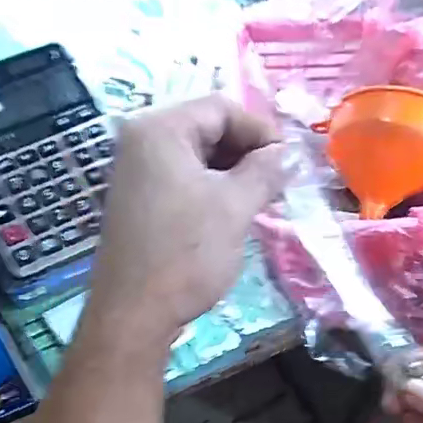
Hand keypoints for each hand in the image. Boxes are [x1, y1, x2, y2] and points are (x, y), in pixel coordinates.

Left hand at [88, 96, 289, 339]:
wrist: (134, 314)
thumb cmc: (185, 254)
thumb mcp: (234, 208)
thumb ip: (265, 172)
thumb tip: (286, 154)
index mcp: (159, 129)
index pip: (221, 108)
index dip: (261, 130)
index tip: (289, 161)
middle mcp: (139, 143)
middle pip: (206, 131)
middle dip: (247, 154)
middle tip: (277, 184)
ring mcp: (133, 176)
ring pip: (195, 161)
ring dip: (231, 176)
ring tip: (261, 203)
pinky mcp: (137, 206)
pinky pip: (180, 184)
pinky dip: (209, 193)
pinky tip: (231, 218)